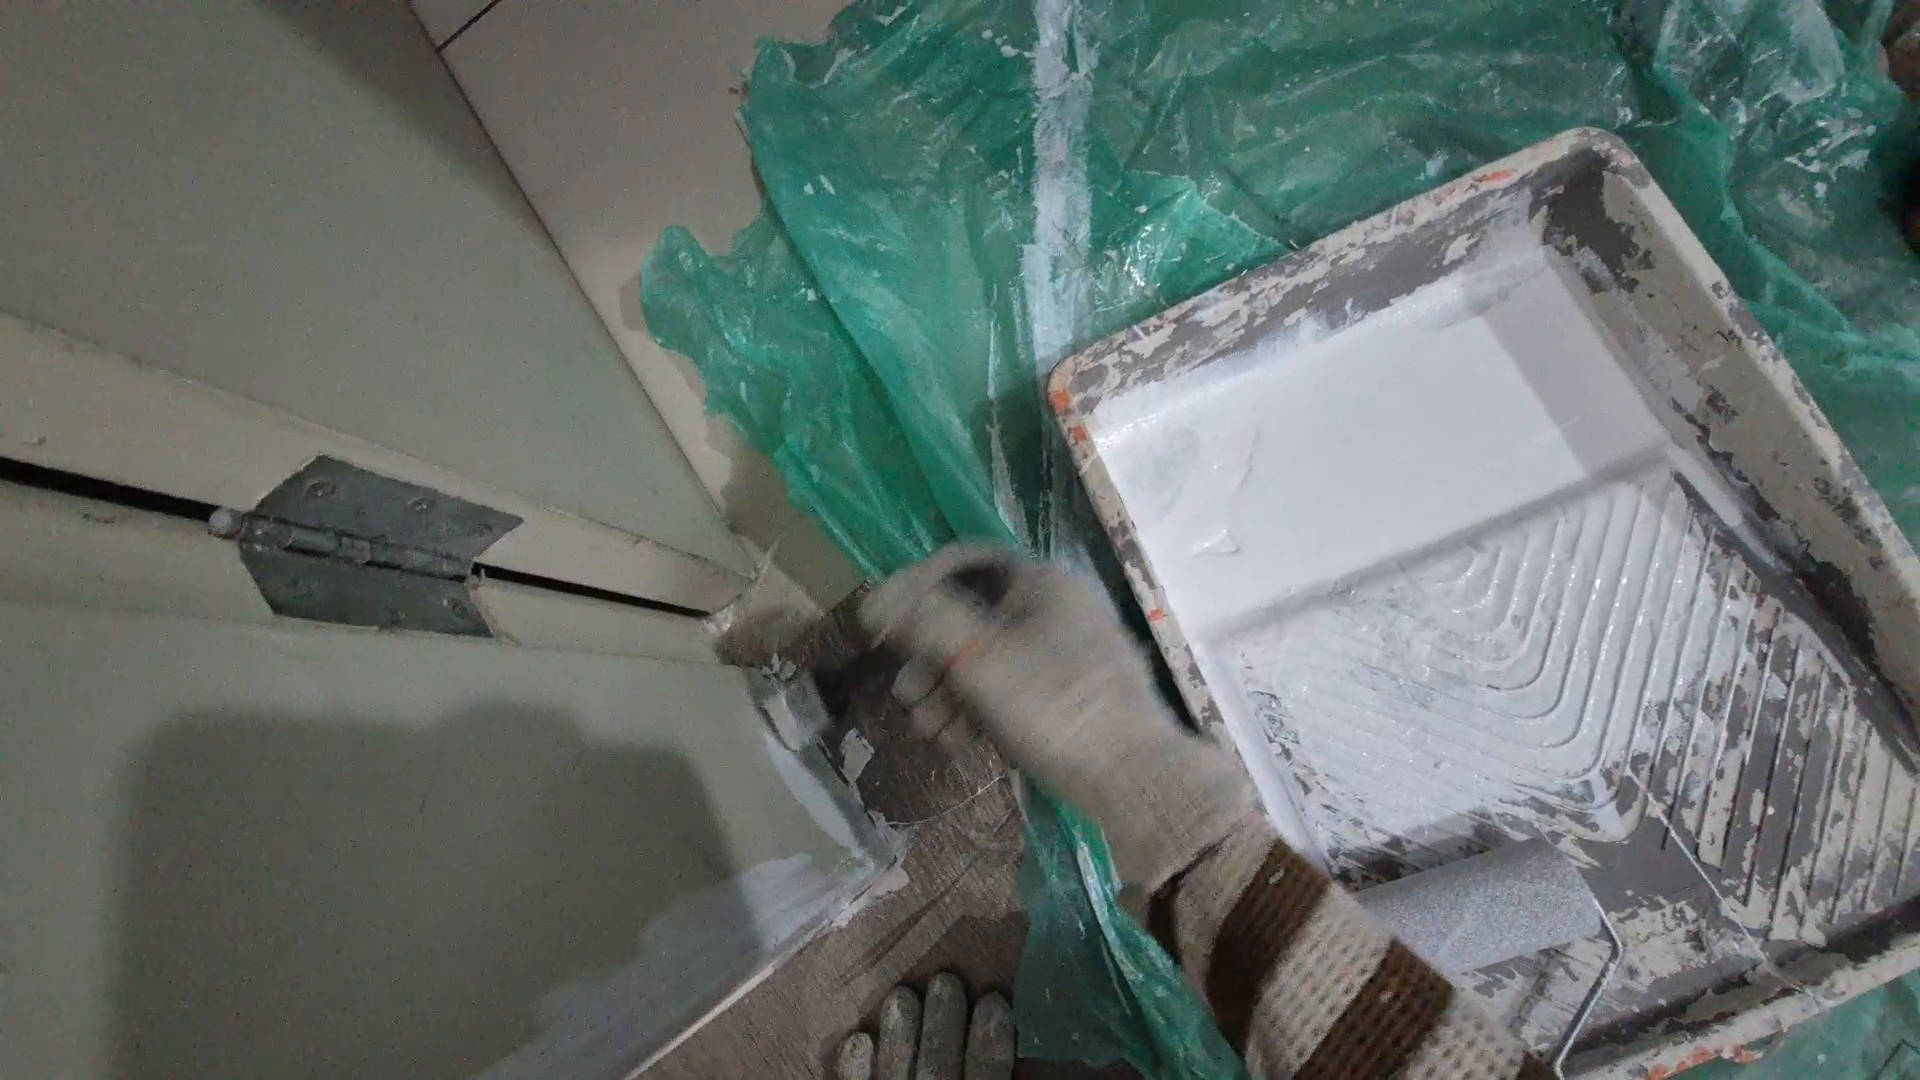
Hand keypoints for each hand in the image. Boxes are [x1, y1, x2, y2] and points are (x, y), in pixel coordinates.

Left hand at [835, 973, 1010, 1079]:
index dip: (992, 1040)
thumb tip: (1039, 1055)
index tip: (993, 998)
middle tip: (944, 979)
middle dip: (941, 1022)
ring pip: (896, 1074)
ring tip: (900, 995)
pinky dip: (856, 1068)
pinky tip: (859, 1038)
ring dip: (898, 1035)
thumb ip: (1004, 1072)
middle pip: (939, 1066)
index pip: (988, 1074)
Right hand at [859, 546, 1254, 896]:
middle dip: (930, 657)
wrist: (1135, 780)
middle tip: (904, 692)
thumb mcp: (984, 660)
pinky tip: (954, 741)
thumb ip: (928, 622)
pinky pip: (1008, 686)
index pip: (965, 562)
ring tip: (925, 726)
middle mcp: (1053, 608)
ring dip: (947, 689)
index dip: (917, 588)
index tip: (885, 626)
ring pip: (986, 657)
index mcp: (1042, 582)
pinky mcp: (1062, 694)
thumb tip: (875, 597)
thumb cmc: (1057, 708)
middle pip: (971, 616)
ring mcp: (1060, 653)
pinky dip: (977, 708)